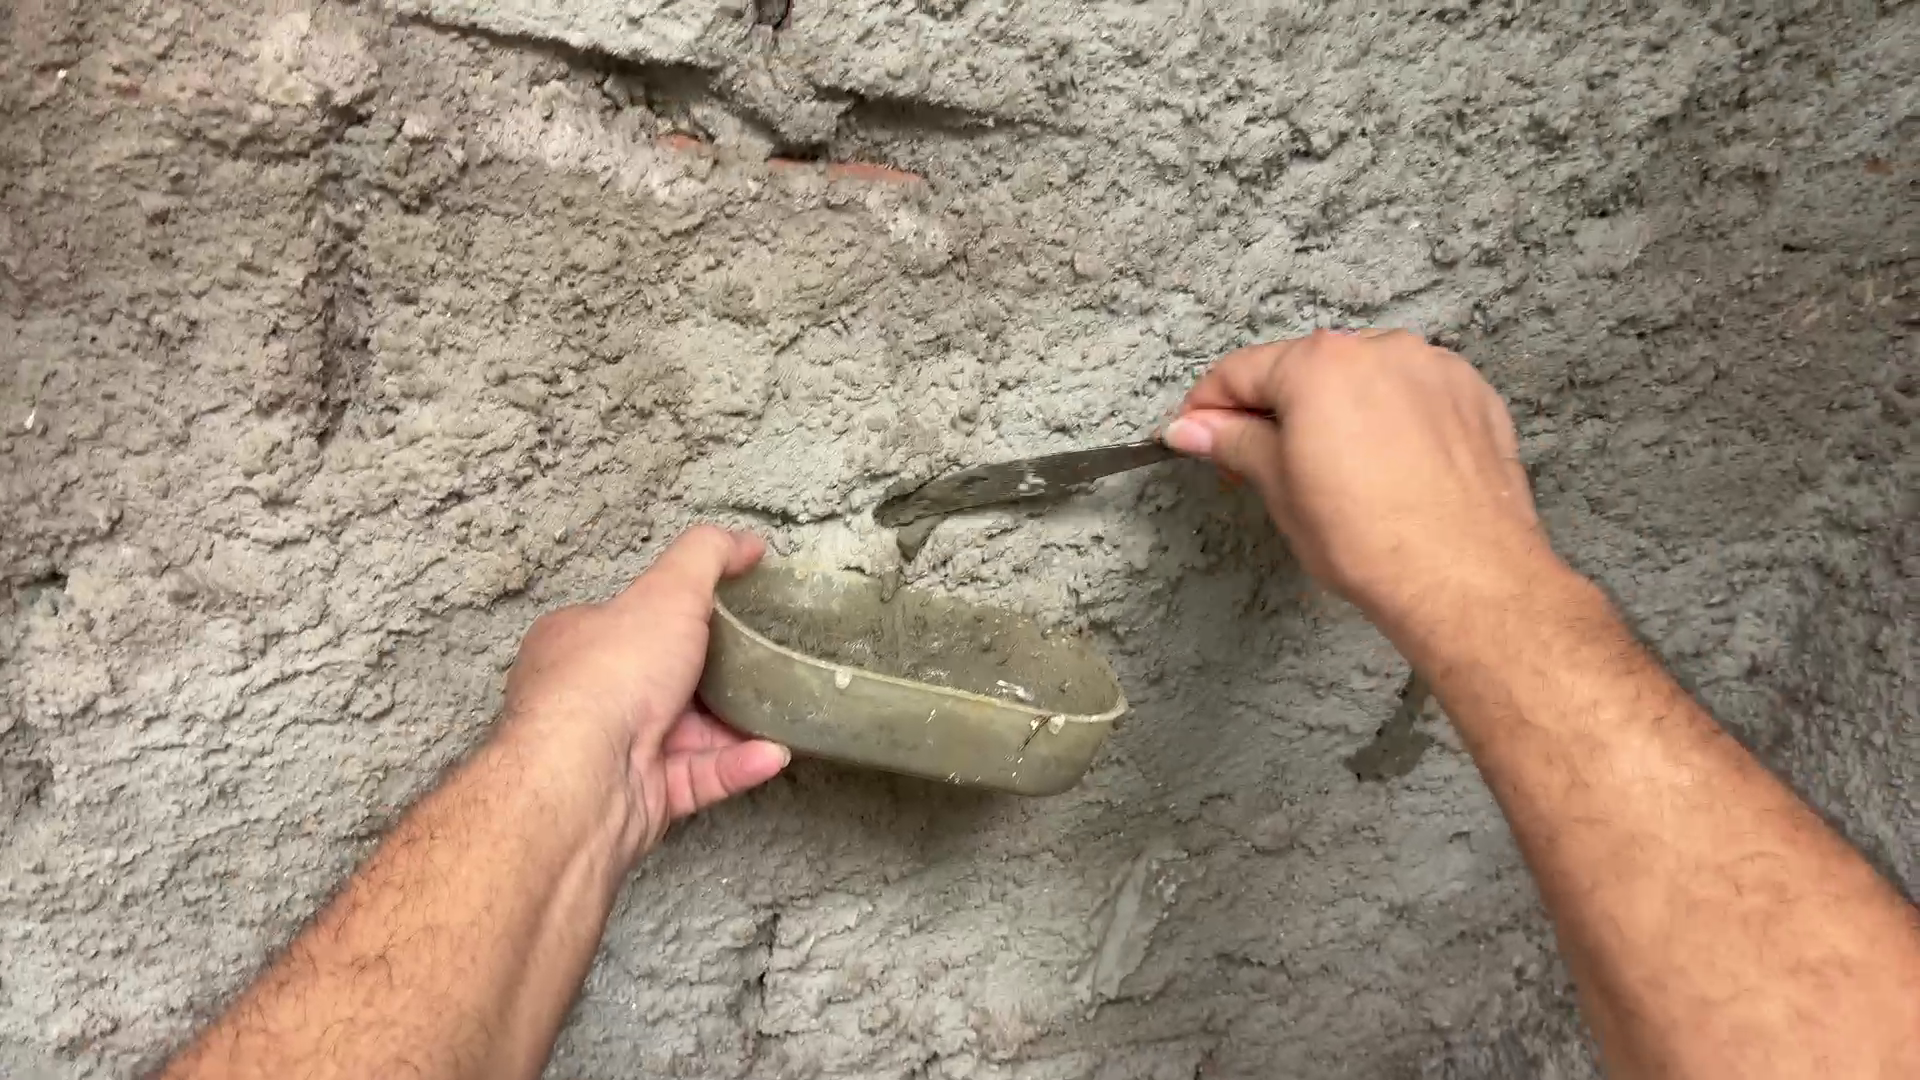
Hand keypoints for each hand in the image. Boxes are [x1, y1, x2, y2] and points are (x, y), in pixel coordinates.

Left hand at [501, 526, 788, 858]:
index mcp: (577, 643)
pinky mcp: (641, 797)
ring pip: (690, 734)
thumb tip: (749, 542)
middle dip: (718, 676)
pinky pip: (700, 775)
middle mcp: (588, 698)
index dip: (678, 613)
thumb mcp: (669, 590)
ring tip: (783, 713)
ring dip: (739, 725)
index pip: (631, 620)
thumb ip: (709, 555)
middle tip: (764, 665)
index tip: (729, 614)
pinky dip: (738, 763)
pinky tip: (773, 753)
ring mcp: (614, 751)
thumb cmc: (614, 674)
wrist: (587, 778)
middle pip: (666, 679)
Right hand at [1165, 329, 1555, 626]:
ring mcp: (1431, 368)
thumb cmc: (1369, 538)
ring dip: (1323, 409)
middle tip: (1250, 459)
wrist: (1463, 578)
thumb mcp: (1277, 486)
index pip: (1239, 371)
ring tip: (1319, 466)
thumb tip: (1190, 428)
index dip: (1206, 406)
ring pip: (1352, 377)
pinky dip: (1375, 415)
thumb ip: (1231, 441)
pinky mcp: (1468, 394)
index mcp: (1320, 366)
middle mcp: (1379, 349)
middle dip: (1266, 409)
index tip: (1195, 433)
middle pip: (1297, 368)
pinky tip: (1371, 463)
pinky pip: (1402, 391)